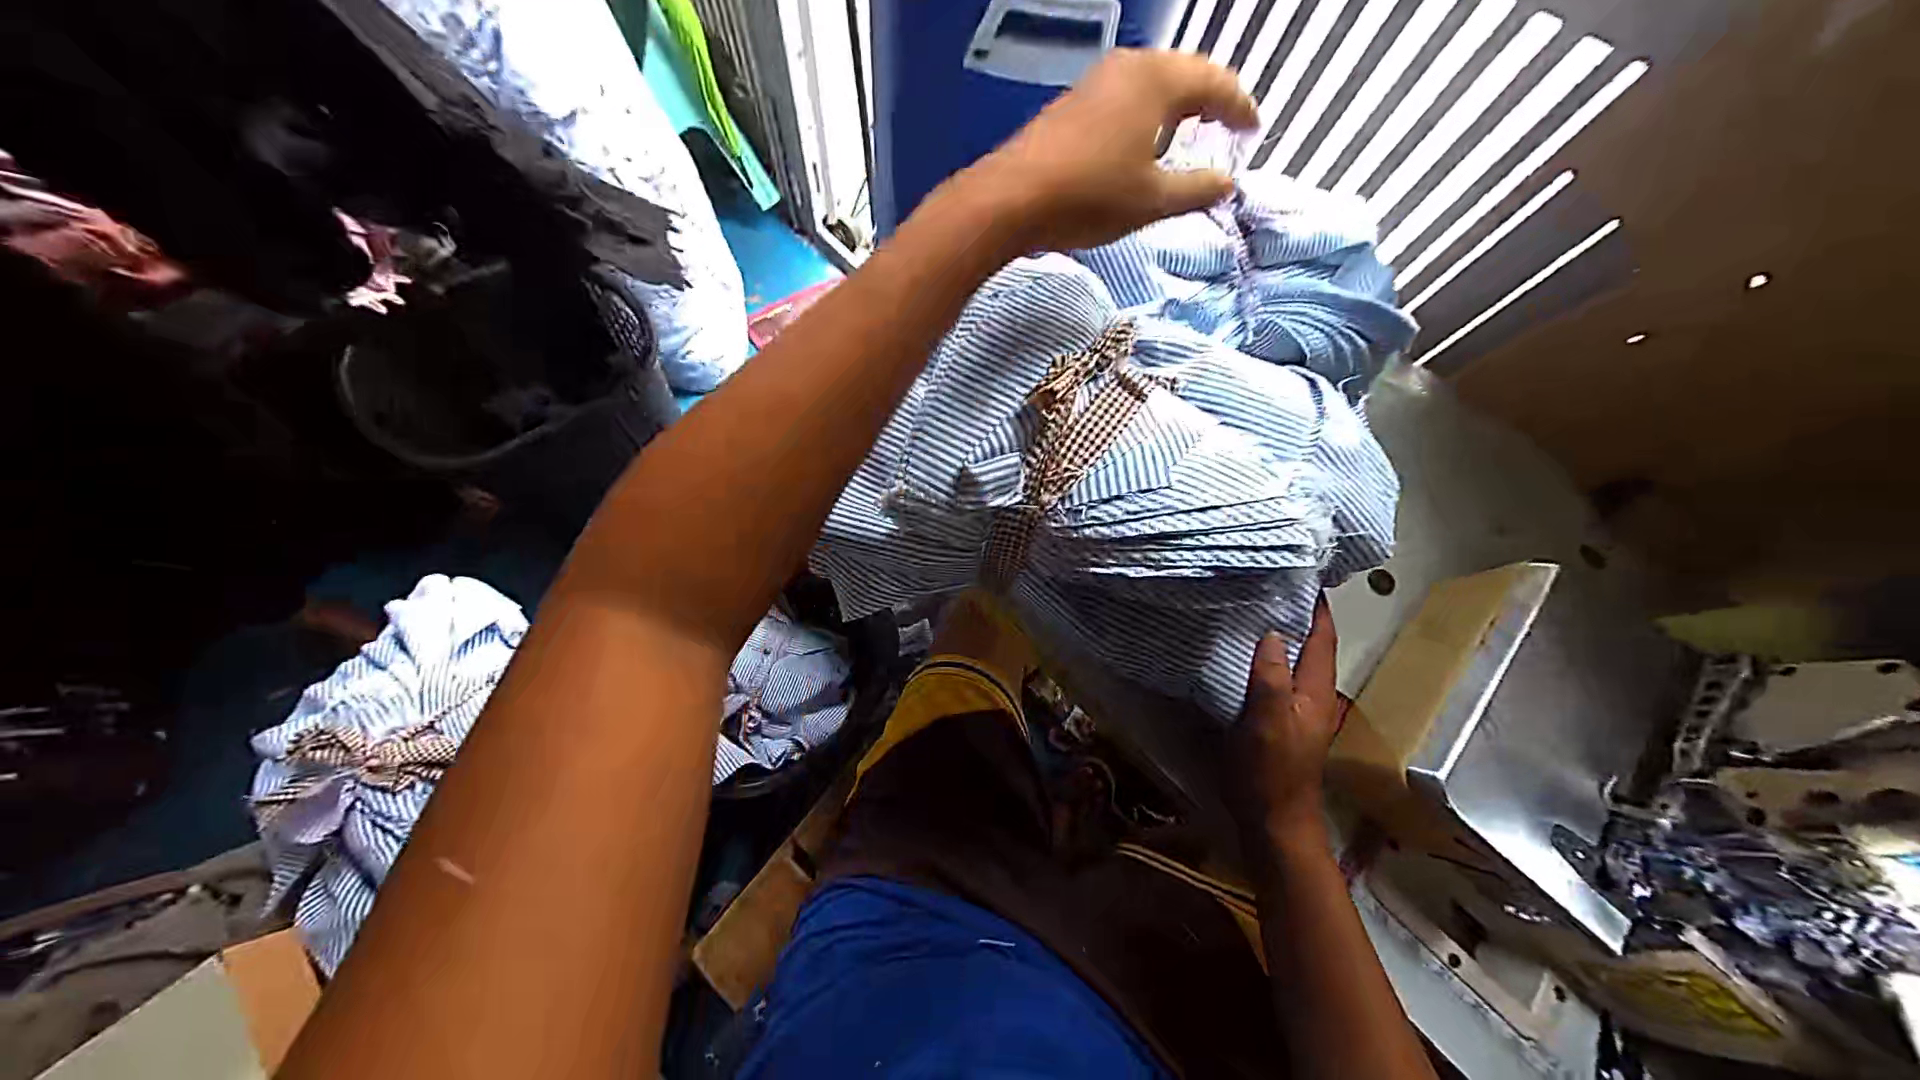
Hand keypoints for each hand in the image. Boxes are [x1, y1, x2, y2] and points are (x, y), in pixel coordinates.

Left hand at [950, 49, 1258, 252]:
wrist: (1012, 199)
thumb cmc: (1090, 197)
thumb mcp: (1152, 201)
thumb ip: (1196, 189)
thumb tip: (1227, 183)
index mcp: (1160, 80)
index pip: (1218, 84)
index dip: (1240, 109)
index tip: (1253, 131)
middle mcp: (1130, 67)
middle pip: (1184, 75)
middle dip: (1209, 102)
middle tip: (1225, 129)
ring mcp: (1096, 82)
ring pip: (1151, 86)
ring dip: (1174, 109)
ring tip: (1186, 139)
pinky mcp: (1072, 104)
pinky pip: (1123, 100)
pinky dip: (1144, 117)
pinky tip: (1139, 146)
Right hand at [1229, 596, 1343, 842]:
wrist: (1271, 818)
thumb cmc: (1271, 769)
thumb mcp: (1268, 719)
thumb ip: (1272, 675)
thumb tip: (1273, 632)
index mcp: (1318, 690)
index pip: (1323, 637)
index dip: (1316, 606)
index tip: (1302, 573)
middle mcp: (1312, 694)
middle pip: (1309, 645)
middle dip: (1295, 614)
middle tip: (1266, 583)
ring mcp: (1295, 708)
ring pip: (1290, 660)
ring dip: (1278, 635)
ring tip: (1250, 607)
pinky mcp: (1277, 719)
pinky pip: (1272, 676)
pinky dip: (1261, 657)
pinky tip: (1239, 651)